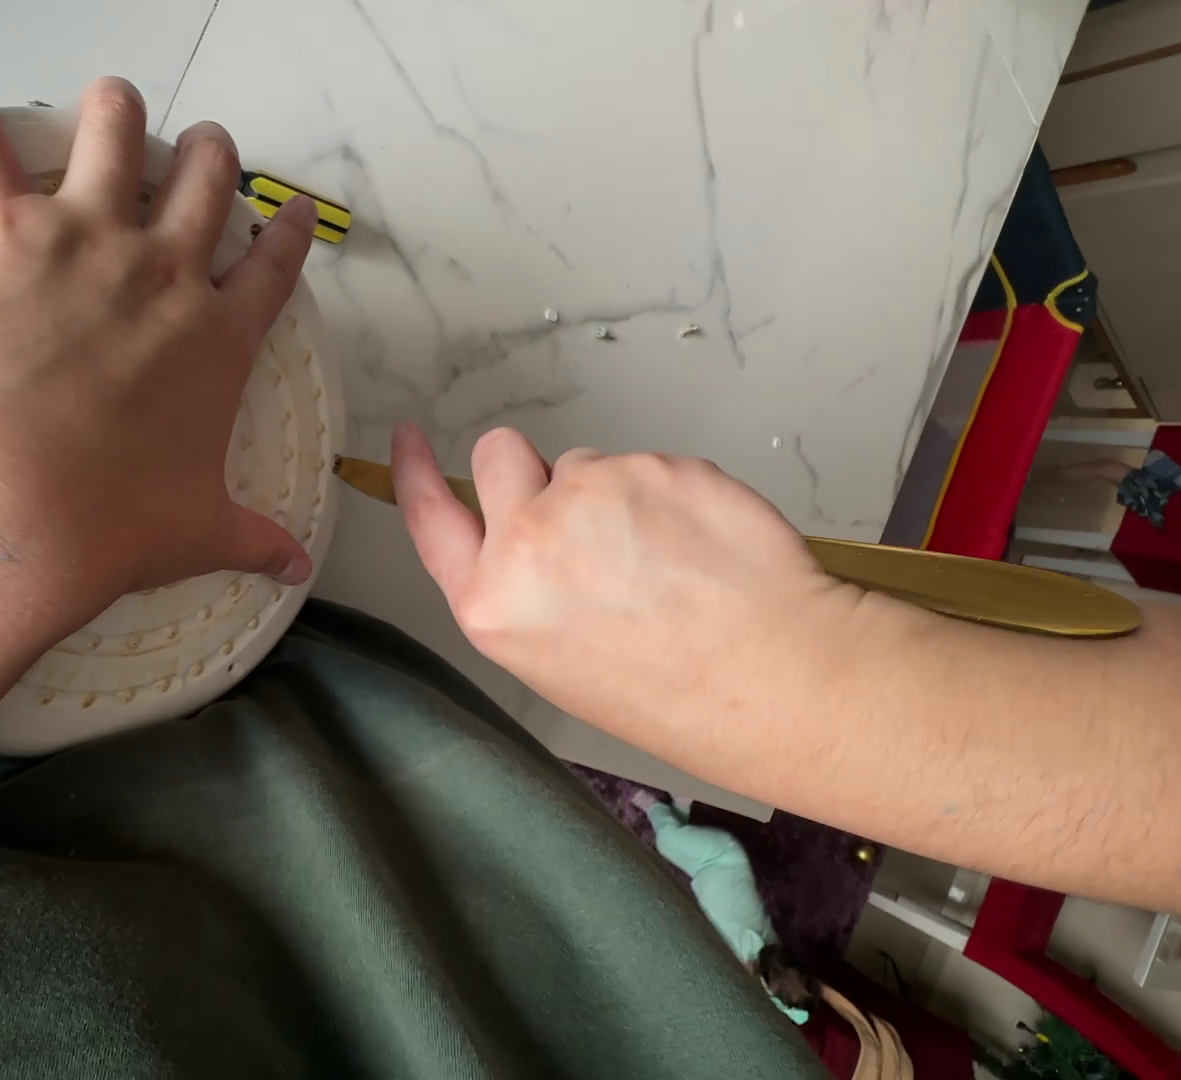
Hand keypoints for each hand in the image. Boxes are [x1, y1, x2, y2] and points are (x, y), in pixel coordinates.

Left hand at [0, 68, 316, 637]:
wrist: (15, 504)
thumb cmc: (115, 521)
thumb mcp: (200, 534)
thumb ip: (254, 541)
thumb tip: (296, 572)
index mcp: (217, 340)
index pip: (272, 268)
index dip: (289, 234)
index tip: (292, 209)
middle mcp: (163, 274)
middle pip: (206, 179)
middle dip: (210, 157)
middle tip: (200, 154)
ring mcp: (85, 240)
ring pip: (116, 131)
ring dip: (115, 113)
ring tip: (108, 109)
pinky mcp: (1, 229)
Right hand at [390, 423, 864, 752]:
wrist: (772, 681)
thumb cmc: (662, 688)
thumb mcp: (547, 655)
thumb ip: (514, 585)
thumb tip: (523, 530)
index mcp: (491, 603)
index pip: (430, 517)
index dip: (414, 472)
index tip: (408, 439)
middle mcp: (524, 542)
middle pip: (499, 456)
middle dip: (530, 472)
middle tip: (584, 516)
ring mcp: (587, 496)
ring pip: (581, 461)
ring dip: (608, 491)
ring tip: (658, 553)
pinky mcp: (651, 466)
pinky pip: (642, 462)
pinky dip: (663, 491)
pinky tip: (694, 541)